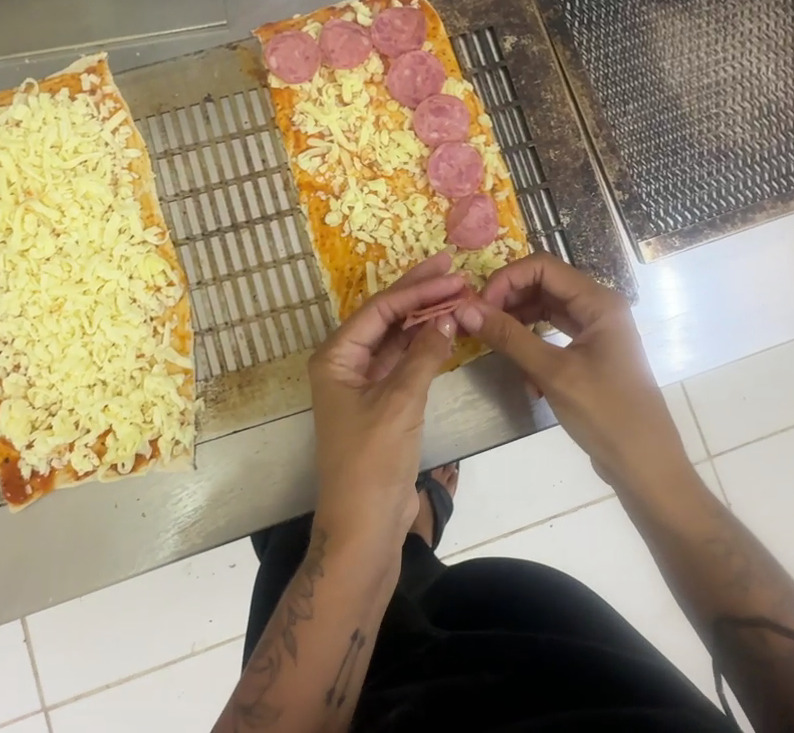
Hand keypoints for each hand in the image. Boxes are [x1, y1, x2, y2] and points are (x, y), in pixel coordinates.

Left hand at [308, 253, 464, 550]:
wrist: (365, 524)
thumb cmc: (372, 460)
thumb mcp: (399, 403)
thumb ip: (424, 356)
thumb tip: (447, 317)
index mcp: (336, 357)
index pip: (379, 310)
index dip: (416, 288)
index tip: (450, 272)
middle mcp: (345, 364)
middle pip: (385, 319)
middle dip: (419, 294)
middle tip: (453, 269)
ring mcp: (363, 384)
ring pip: (396, 340)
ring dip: (425, 319)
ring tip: (458, 295)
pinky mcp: (382, 404)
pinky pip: (404, 363)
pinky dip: (426, 347)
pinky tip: (448, 332)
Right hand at [453, 254, 687, 493]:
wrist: (645, 464)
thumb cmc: (606, 413)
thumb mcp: (552, 373)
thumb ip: (508, 337)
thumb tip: (464, 309)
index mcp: (598, 301)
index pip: (542, 266)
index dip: (506, 279)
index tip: (479, 306)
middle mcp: (598, 308)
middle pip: (543, 285)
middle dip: (508, 301)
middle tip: (478, 325)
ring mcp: (596, 331)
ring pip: (545, 311)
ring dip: (518, 326)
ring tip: (495, 347)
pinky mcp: (590, 354)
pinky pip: (552, 335)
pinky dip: (532, 348)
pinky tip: (525, 378)